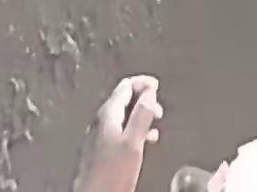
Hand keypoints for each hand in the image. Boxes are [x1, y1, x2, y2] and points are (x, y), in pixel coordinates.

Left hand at [73, 75, 161, 191]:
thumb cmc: (112, 174)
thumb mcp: (133, 142)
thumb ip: (142, 114)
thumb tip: (149, 92)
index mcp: (108, 113)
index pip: (126, 85)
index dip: (143, 83)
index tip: (157, 87)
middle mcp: (100, 121)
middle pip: (123, 99)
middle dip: (143, 100)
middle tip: (159, 109)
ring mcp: (97, 137)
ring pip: (122, 116)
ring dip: (140, 117)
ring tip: (155, 126)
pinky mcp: (98, 152)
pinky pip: (118, 131)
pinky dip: (133, 130)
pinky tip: (142, 142)